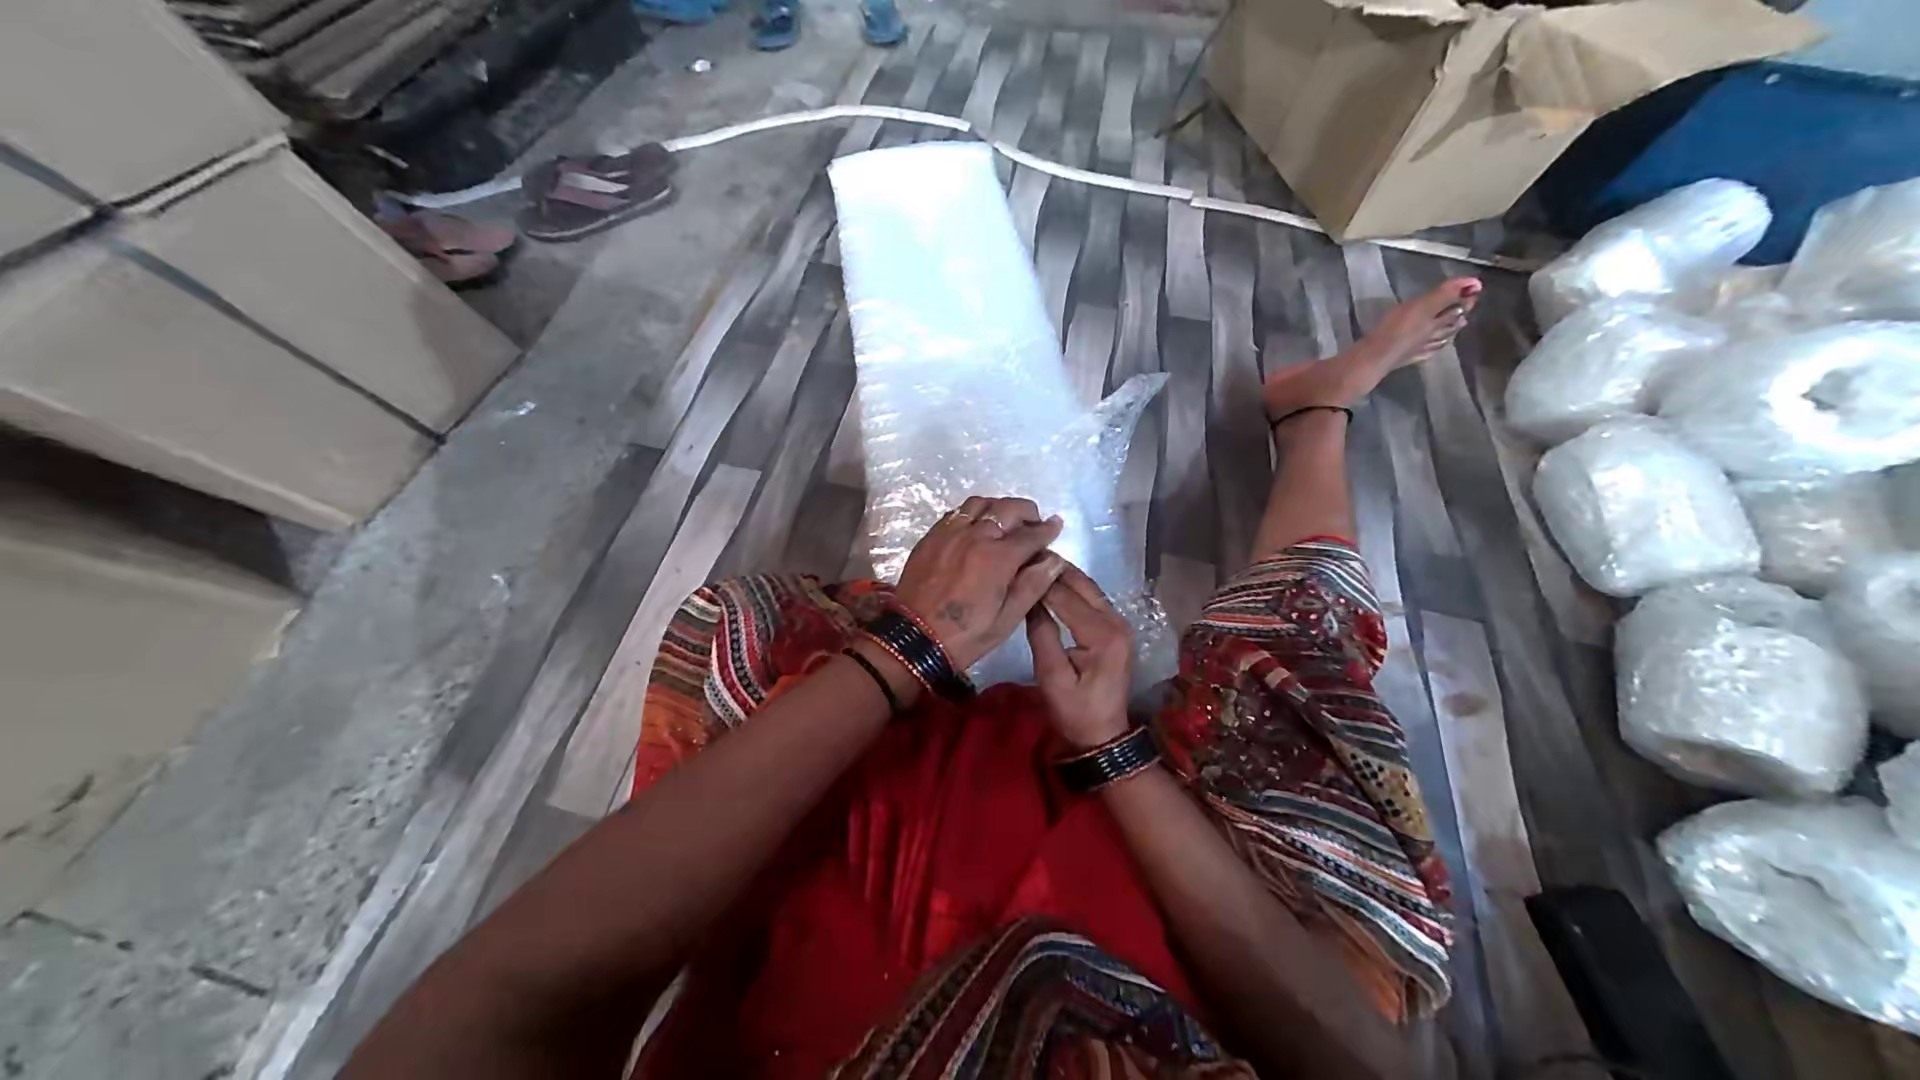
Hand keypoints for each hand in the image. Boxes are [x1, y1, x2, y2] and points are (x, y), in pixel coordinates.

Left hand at [894, 496, 1066, 669]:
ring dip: (998, 507)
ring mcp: (950, 533)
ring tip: (1005, 522)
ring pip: (980, 503)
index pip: (1031, 534)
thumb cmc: (966, 635)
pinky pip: (956, 512)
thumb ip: (1033, 585)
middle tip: (1034, 523)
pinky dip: (973, 513)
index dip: (1048, 529)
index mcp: (998, 557)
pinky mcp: (932, 536)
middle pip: (1007, 508)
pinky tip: (977, 527)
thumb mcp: (1007, 618)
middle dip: (1027, 512)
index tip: (1057, 525)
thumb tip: (1054, 559)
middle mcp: (975, 536)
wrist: (915, 638)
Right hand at [1025, 562, 1133, 747]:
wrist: (1104, 736)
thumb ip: (1042, 634)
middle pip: (1082, 584)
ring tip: (1035, 562)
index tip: (1014, 563)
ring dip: (1063, 575)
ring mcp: (1120, 624)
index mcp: (1101, 634)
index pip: (1064, 597)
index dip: (1038, 580)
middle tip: (1024, 552)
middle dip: (1053, 568)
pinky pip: (1092, 599)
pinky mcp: (1116, 629)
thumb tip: (1029, 599)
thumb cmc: (1074, 711)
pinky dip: (1072, 588)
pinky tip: (1052, 582)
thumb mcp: (1052, 676)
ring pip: (1089, 588)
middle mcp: (1116, 622)